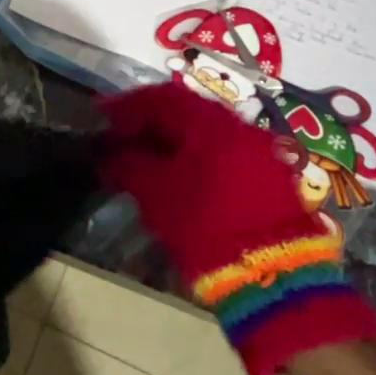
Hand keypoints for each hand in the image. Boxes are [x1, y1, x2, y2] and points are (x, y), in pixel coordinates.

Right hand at [97, 84, 375, 374]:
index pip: (161, 98)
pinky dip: (196, 159)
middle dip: (150, 124)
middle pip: (187, 113)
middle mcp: (242, 129)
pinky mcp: (273, 181)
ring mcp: (262, 154)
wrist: (272, 276)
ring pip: (207, 136)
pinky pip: (225, 157)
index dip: (127, 105)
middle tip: (122, 139)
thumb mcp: (153, 192)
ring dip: (174, 143)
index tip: (102, 116)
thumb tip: (109, 153)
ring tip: (146, 162)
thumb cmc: (204, 224)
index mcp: (211, 124)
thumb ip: (127, 165)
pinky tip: (178, 179)